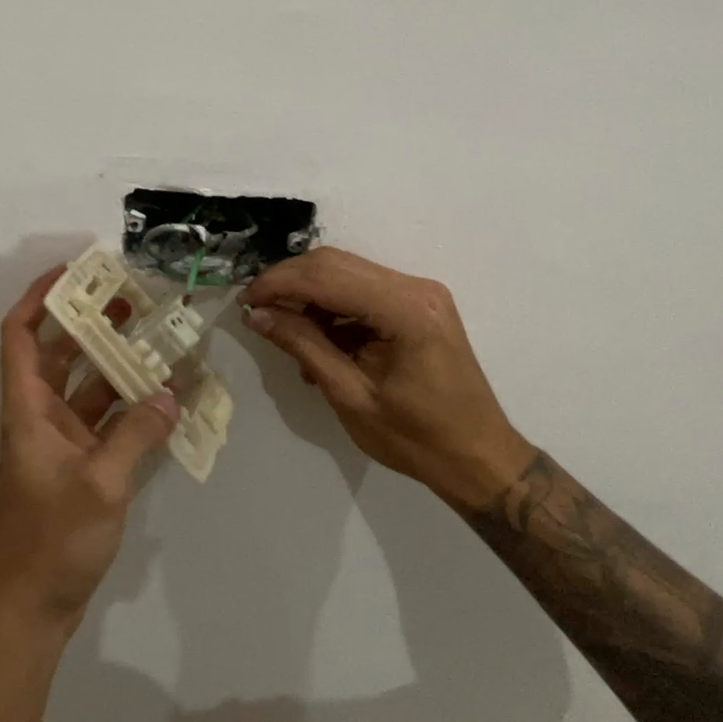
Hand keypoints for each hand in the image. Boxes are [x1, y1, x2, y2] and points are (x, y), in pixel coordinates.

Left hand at [0, 266, 179, 625]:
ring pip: (86, 385)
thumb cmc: (54, 537)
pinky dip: (129, 406)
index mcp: (27, 407)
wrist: (33, 601)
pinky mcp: (78, 463)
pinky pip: (104, 419)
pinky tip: (164, 397)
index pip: (20, 334)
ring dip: (116, 363)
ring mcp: (59, 440)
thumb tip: (169, 395)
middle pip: (58, 352)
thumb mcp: (101, 483)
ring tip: (157, 339)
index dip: (38, 296)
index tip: (72, 272)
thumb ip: (137, 434)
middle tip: (133, 299)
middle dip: (91, 322)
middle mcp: (39, 414)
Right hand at [239, 247, 535, 513]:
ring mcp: (419, 293)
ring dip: (308, 294)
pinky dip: (331, 306)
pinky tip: (315, 339)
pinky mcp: (418, 304)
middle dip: (288, 282)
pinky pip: (361, 289)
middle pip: (334, 264)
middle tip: (256, 312)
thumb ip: (303, 346)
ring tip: (283, 331)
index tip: (244, 303)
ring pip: (345, 272)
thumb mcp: (350, 395)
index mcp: (405, 310)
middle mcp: (415, 288)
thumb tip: (257, 315)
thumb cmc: (417, 438)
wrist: (478, 458)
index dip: (278, 284)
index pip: (326, 276)